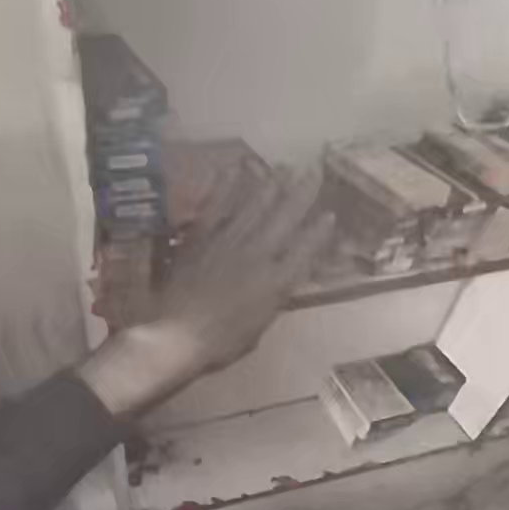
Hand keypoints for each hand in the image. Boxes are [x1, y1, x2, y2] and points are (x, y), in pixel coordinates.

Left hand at [77, 165, 331, 417]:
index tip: (331, 215)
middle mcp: (257, 254)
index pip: (305, 250)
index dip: (319, 232)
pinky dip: (224, 186)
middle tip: (313, 171)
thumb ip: (271, 301)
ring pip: (254, 205)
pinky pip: (215, 205)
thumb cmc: (219, 342)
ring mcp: (227, 241)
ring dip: (271, 184)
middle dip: (302, 193)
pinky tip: (233, 169)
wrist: (177, 334)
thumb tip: (279, 283)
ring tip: (284, 167)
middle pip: (285, 217)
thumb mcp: (257, 328)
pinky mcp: (200, 237)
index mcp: (275, 282)